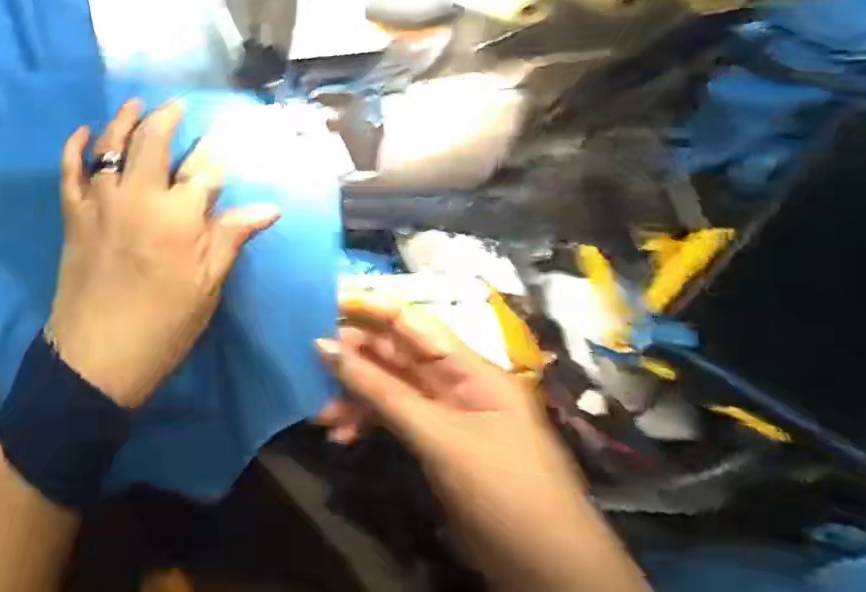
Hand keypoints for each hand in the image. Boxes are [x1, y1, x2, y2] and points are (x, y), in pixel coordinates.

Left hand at [48, 99, 280, 408]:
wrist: (96, 357)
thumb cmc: (162, 326)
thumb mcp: (207, 286)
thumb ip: (231, 237)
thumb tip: (269, 207)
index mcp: (178, 216)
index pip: (202, 168)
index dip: (212, 156)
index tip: (217, 147)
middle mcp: (138, 196)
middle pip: (153, 141)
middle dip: (167, 118)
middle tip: (175, 107)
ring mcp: (100, 202)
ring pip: (110, 146)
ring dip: (122, 120)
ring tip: (135, 104)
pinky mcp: (73, 214)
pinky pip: (69, 171)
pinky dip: (74, 148)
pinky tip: (82, 131)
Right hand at [318, 293, 650, 591]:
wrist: (554, 577)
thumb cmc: (503, 491)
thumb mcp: (437, 437)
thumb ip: (380, 390)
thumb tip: (323, 345)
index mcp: (470, 369)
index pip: (411, 322)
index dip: (368, 307)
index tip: (322, 301)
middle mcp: (456, 383)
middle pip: (394, 353)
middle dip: (352, 357)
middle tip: (311, 362)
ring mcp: (445, 414)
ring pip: (387, 386)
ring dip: (353, 395)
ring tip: (322, 414)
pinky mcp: (435, 444)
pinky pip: (391, 417)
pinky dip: (365, 422)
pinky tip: (341, 435)